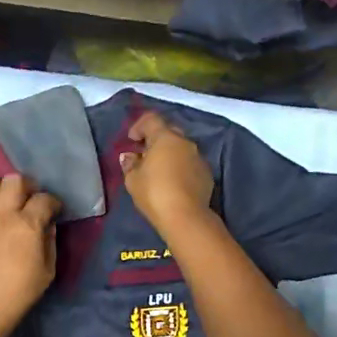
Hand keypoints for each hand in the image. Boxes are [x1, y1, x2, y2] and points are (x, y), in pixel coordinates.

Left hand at [0, 174, 61, 336]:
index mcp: (28, 224)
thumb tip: (48, 223)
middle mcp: (4, 213)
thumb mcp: (48, 269)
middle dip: (27, 186)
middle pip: (15, 179)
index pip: (44, 198)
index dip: (53, 203)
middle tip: (30, 201)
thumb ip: (50, 241)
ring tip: (8, 204)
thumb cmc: (21, 290)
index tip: (55, 211)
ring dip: (2, 189)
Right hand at [120, 112, 214, 236]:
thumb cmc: (154, 194)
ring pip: (181, 149)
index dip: (139, 126)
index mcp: (165, 138)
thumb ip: (130, 164)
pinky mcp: (207, 174)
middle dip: (156, 140)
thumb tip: (129, 156)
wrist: (185, 217)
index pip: (151, 120)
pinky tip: (173, 184)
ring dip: (169, 155)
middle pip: (169, 132)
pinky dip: (180, 168)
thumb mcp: (133, 180)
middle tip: (145, 155)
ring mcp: (199, 157)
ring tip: (159, 172)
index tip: (132, 140)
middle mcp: (185, 142)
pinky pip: (190, 164)